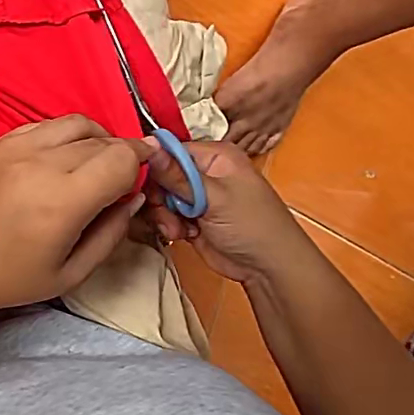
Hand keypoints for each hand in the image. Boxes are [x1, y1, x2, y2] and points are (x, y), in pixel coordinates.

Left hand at [0, 115, 151, 318]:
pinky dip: (66, 136)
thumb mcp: (72, 273)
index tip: (144, 176)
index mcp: (60, 202)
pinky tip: (64, 160)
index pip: (122, 158)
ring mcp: (14, 147)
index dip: (143, 163)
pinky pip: (47, 125)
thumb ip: (112, 233)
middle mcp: (39, 165)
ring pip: (77, 123)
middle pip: (103, 140)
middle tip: (121, 179)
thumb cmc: (9, 279)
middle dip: (122, 155)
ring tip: (96, 164)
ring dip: (98, 139)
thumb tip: (134, 196)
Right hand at [141, 140, 309, 284]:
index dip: (155, 167)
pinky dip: (170, 226)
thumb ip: (177, 175)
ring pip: (162, 198)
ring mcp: (198, 197)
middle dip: (161, 197)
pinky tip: (183, 235)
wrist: (267, 266)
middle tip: (168, 212)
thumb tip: (149, 148)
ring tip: (179, 229)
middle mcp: (205, 172)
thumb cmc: (252, 225)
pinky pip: (167, 216)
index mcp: (215, 156)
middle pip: (163, 176)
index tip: (147, 184)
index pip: (171, 151)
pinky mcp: (192, 218)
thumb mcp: (213, 197)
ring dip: (164, 215)